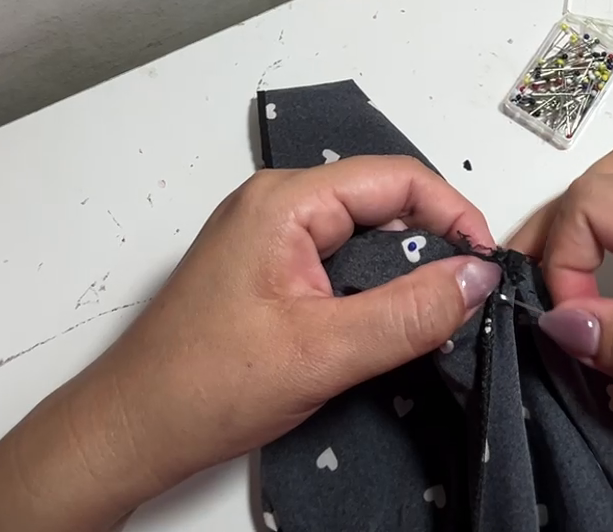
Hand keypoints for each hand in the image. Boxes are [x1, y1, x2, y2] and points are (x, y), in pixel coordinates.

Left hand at [0, 157, 503, 531]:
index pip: (394, 179)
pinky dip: (372, 282)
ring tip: (435, 310)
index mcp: (287, 200)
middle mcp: (279, 201)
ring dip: (402, 266)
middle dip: (430, 240)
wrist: (127, 432)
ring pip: (361, 231)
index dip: (451, 211)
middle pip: (379, 200)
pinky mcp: (267, 264)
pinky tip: (389, 318)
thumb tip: (481, 276)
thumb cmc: (209, 385)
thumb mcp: (324, 351)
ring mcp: (270, 232)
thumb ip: (410, 313)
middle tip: (466, 293)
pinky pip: (338, 256)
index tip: (485, 262)